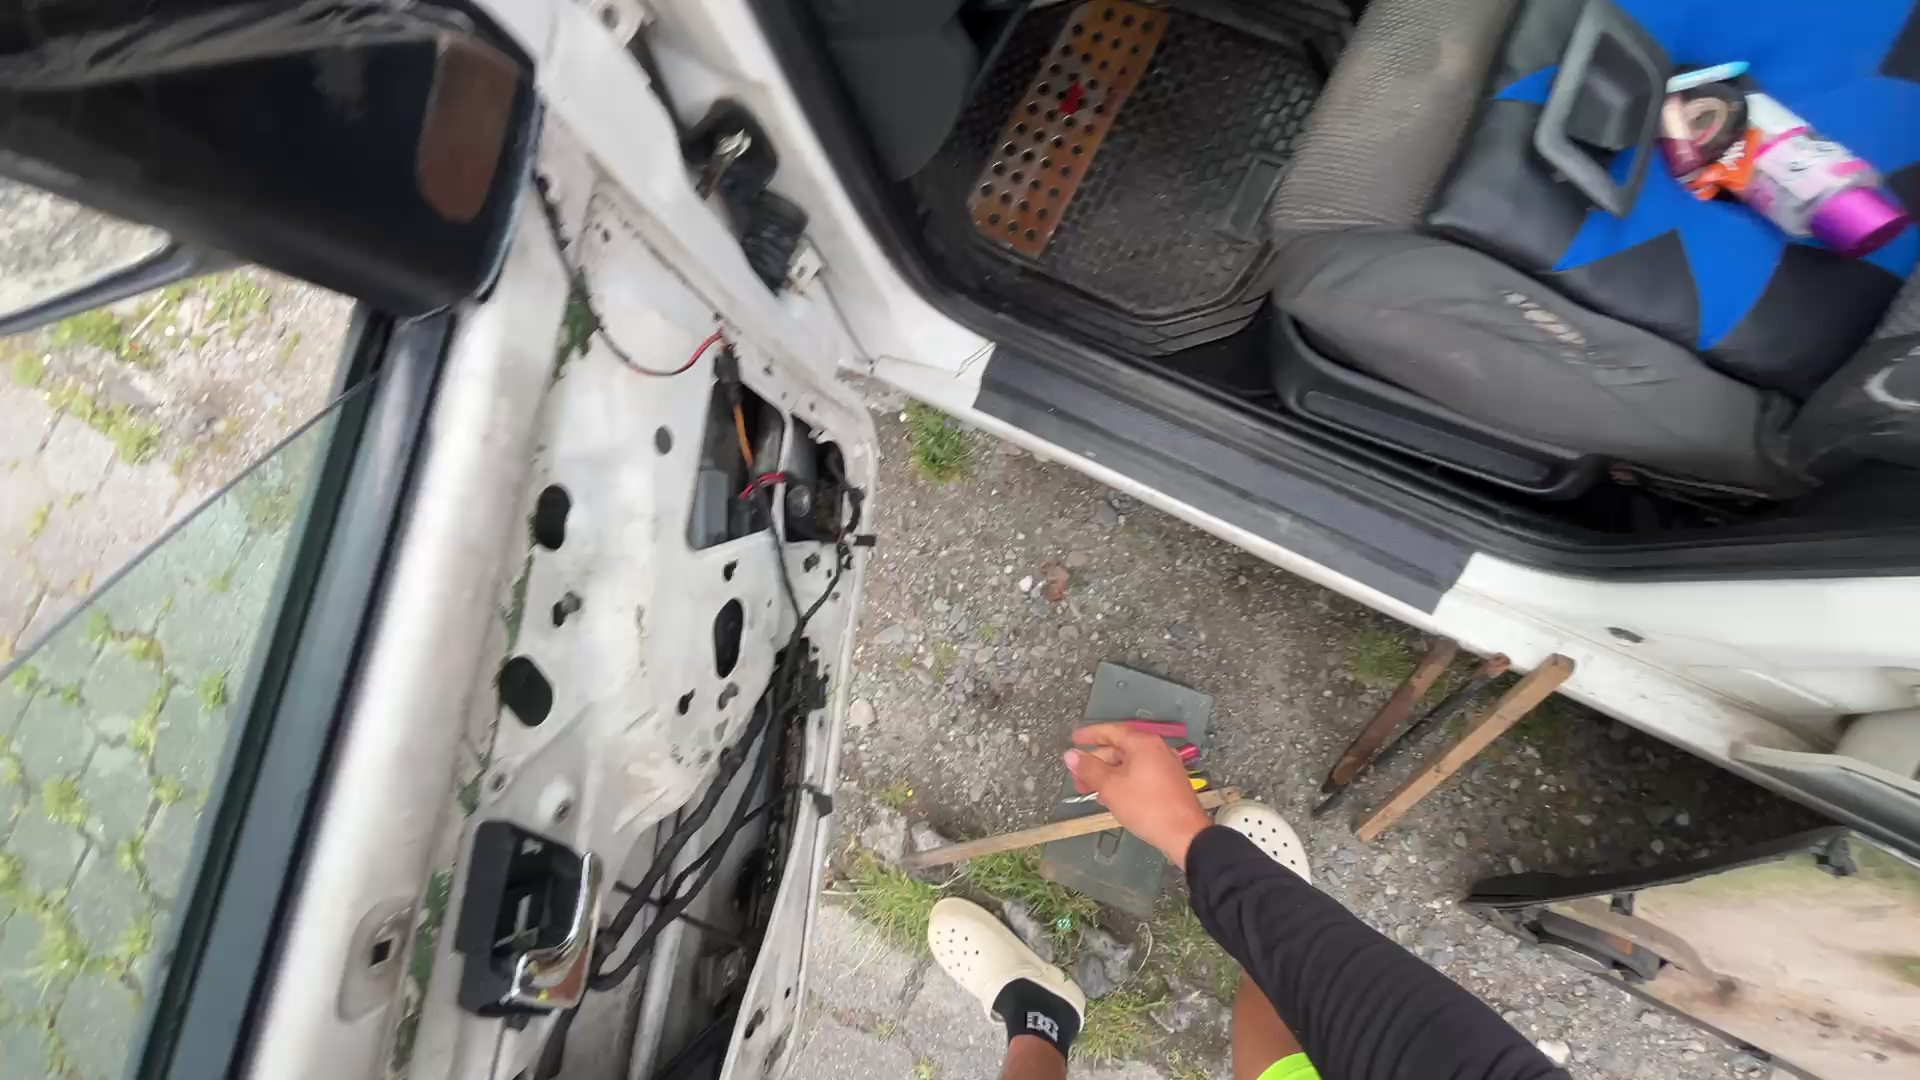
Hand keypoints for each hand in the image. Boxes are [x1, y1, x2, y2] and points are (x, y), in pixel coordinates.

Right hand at [1062, 723, 1213, 868]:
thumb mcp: (1111, 787)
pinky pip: (1140, 775)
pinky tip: (1111, 797)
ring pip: (1129, 764)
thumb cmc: (1146, 806)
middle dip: (1096, 761)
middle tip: (1077, 773)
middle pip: (1119, 748)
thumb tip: (1070, 755)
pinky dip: (1123, 781)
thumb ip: (1089, 769)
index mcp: (1142, 743)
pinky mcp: (1170, 783)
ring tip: (1089, 789)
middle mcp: (1156, 749)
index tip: (1074, 739)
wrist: (1185, 835)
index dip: (1089, 734)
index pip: (1110, 731)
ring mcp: (1165, 766)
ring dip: (1107, 774)